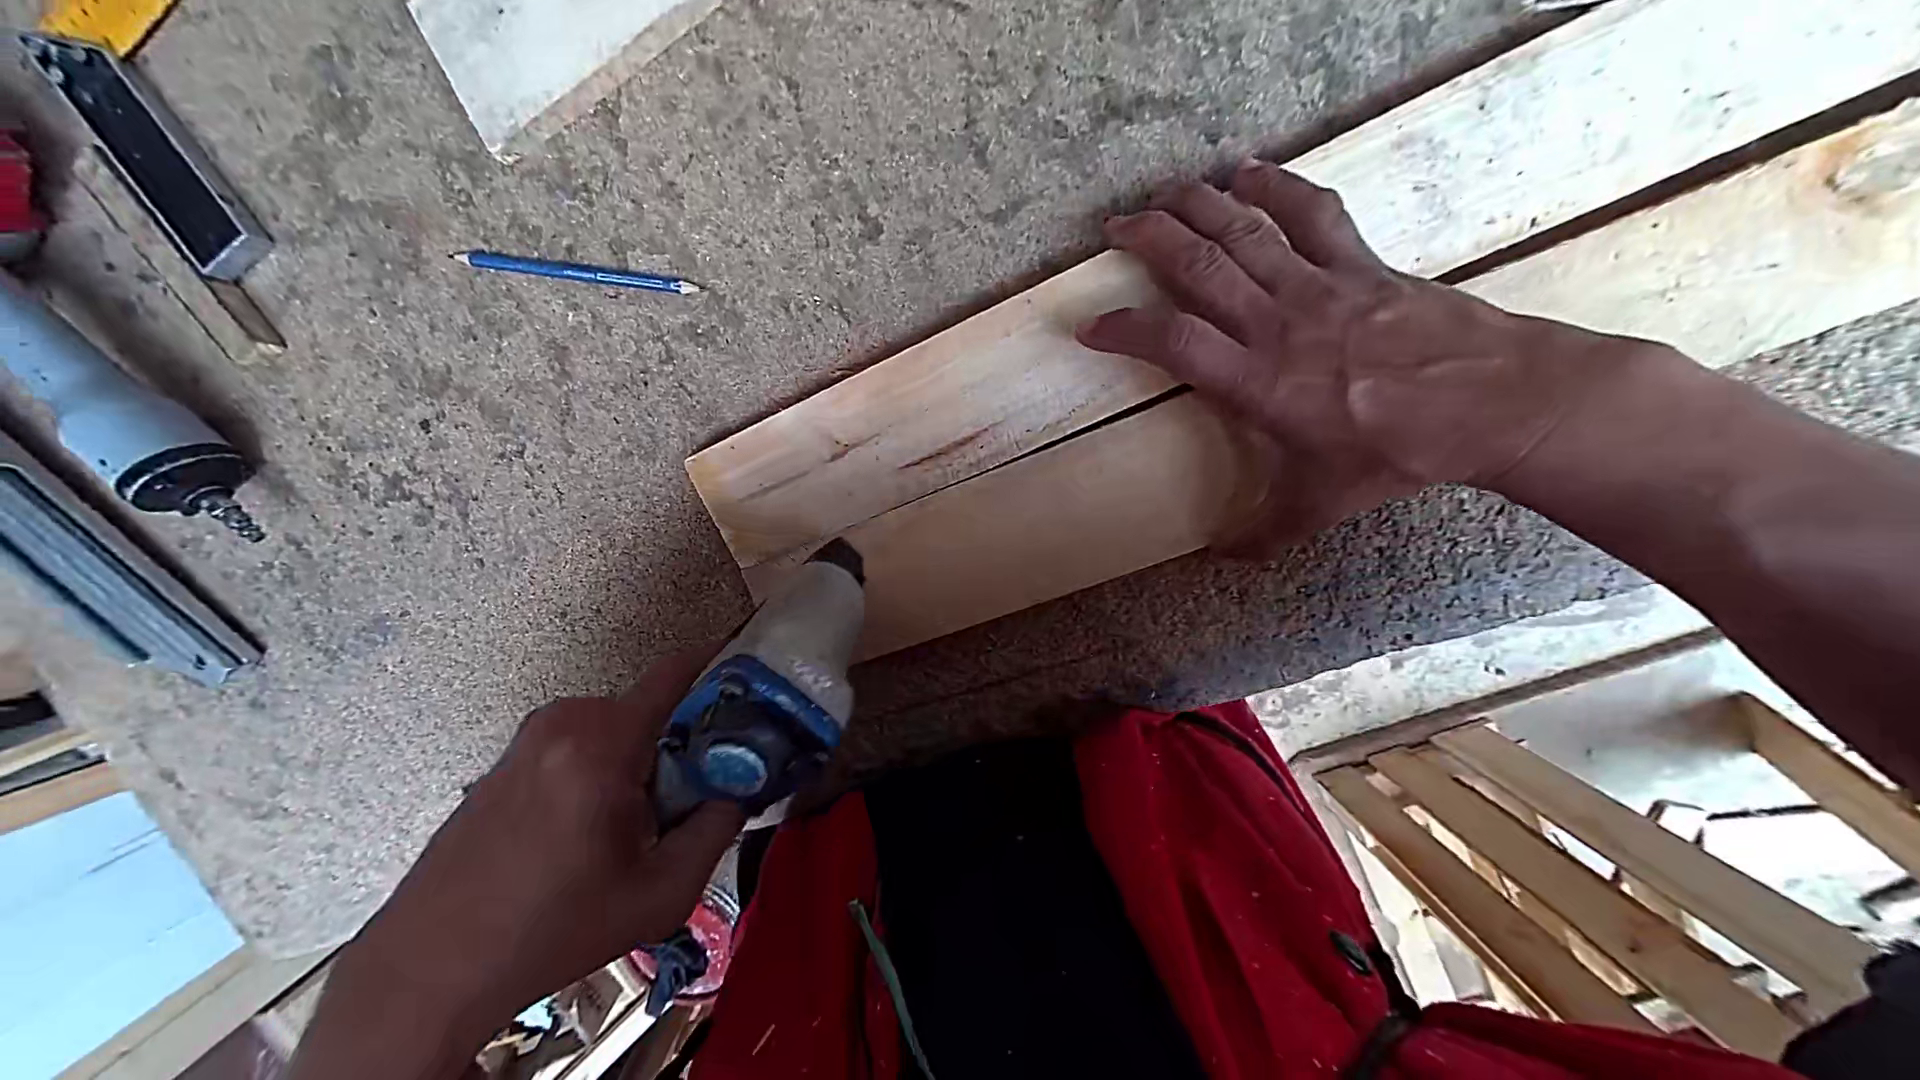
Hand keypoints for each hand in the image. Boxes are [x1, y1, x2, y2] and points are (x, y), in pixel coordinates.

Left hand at [290, 648, 745, 1079]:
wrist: (428, 971)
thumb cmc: (548, 932)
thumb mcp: (659, 893)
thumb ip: (717, 829)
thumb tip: (741, 789)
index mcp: (600, 744)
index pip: (678, 671)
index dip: (724, 663)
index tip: (755, 676)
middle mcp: (563, 723)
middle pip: (653, 705)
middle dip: (687, 735)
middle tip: (702, 785)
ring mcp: (529, 737)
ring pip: (620, 724)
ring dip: (647, 754)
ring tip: (647, 815)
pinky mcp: (509, 757)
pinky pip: (583, 739)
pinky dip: (609, 763)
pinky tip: (598, 823)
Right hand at [1075, 160, 1641, 553]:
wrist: (1495, 404)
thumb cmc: (1396, 456)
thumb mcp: (1318, 505)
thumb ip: (1262, 531)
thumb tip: (1222, 558)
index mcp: (1257, 381)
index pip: (1173, 341)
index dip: (1125, 329)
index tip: (1092, 327)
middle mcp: (1277, 324)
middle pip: (1199, 265)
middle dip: (1149, 239)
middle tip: (1114, 227)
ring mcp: (1319, 286)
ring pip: (1244, 231)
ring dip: (1198, 205)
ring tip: (1164, 193)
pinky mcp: (1360, 264)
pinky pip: (1312, 213)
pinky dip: (1276, 188)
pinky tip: (1248, 171)